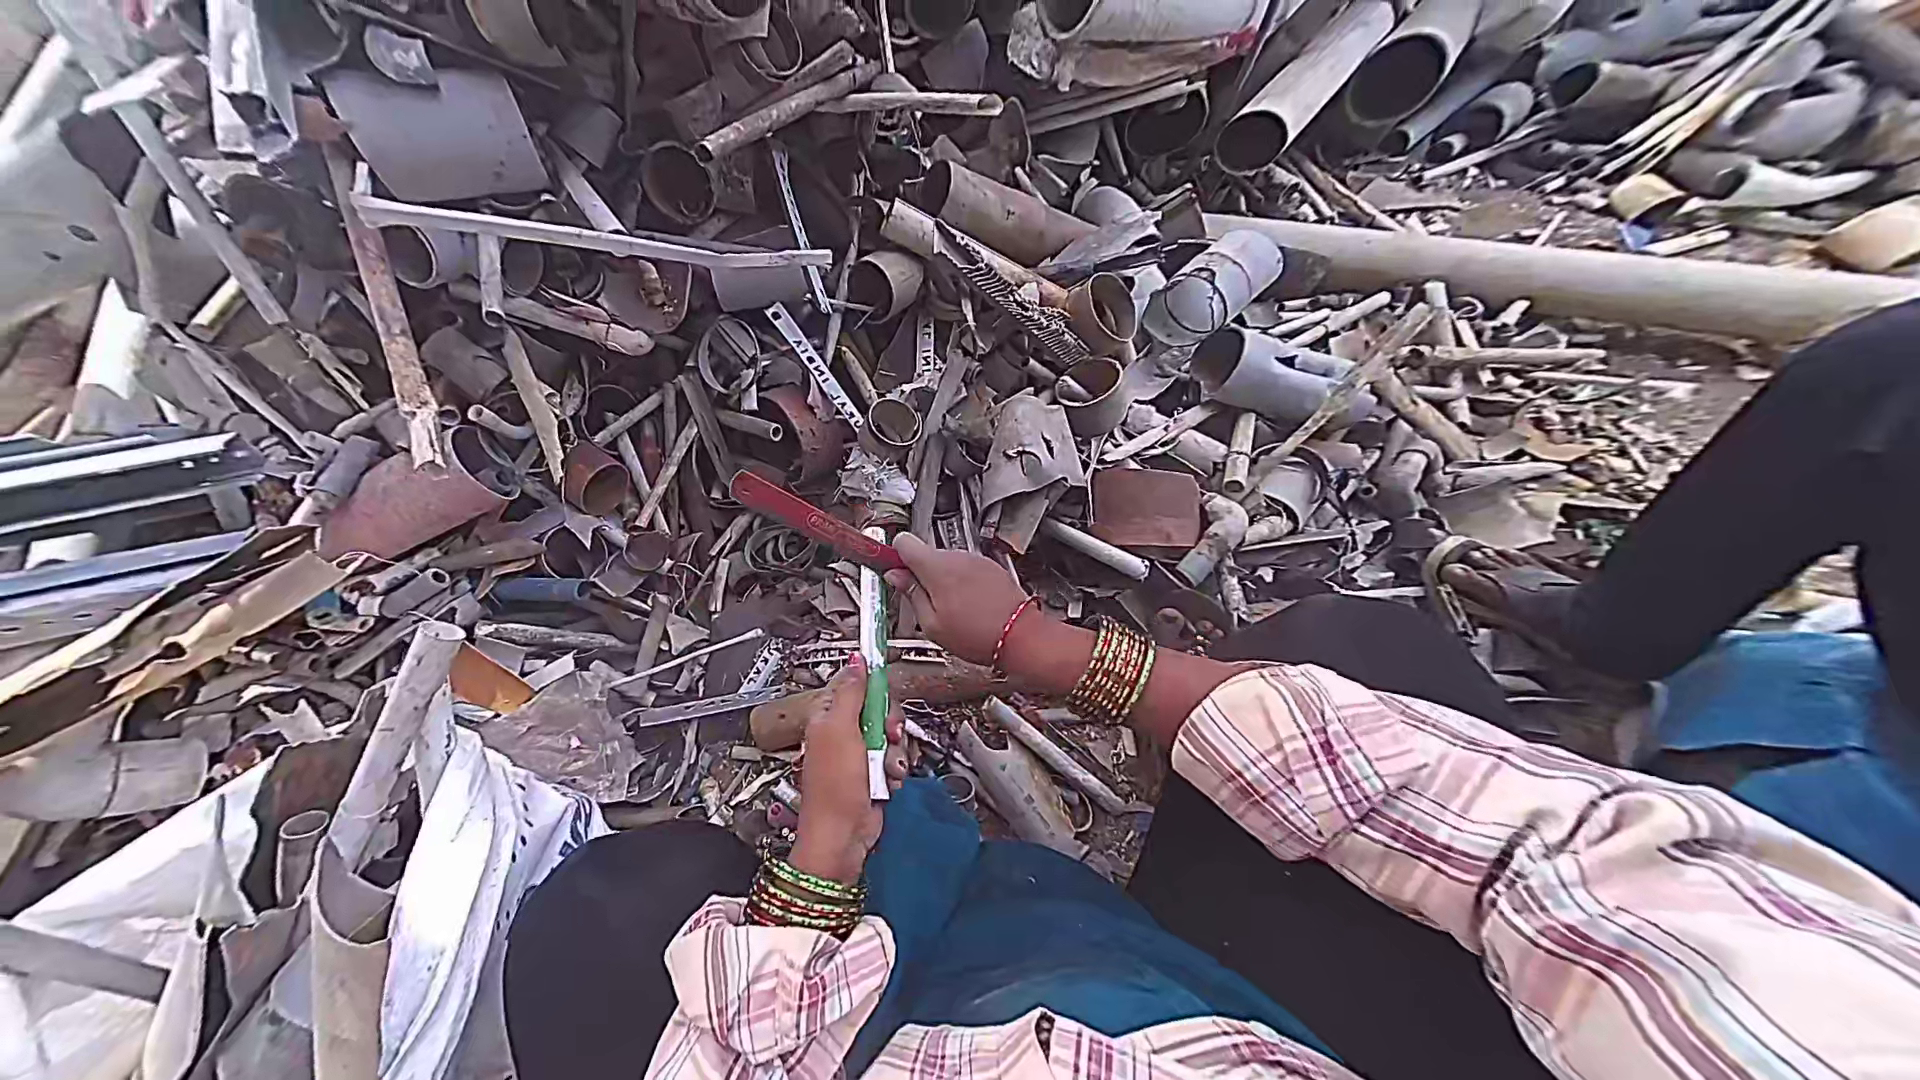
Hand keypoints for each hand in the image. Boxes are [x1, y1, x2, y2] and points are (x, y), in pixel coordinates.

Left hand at [790, 657, 907, 883]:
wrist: (844, 837)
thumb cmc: (835, 786)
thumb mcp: (840, 730)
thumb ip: (851, 693)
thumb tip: (856, 660)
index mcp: (829, 717)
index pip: (858, 685)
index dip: (874, 690)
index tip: (883, 698)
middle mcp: (845, 732)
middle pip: (880, 708)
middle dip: (889, 724)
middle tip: (886, 735)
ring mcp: (861, 753)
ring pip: (892, 734)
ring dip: (895, 751)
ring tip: (885, 767)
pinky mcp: (876, 772)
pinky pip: (897, 757)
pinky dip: (896, 768)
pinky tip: (888, 779)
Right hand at [884, 534, 1030, 664]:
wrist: (1021, 636)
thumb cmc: (978, 635)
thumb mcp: (932, 623)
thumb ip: (911, 594)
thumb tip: (895, 576)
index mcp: (937, 567)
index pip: (904, 542)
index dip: (894, 557)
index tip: (891, 571)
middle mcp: (957, 556)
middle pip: (925, 555)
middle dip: (920, 575)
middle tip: (923, 604)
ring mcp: (975, 560)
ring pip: (946, 563)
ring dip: (941, 581)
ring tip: (950, 611)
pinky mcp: (989, 567)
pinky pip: (965, 570)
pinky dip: (961, 584)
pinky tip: (967, 607)